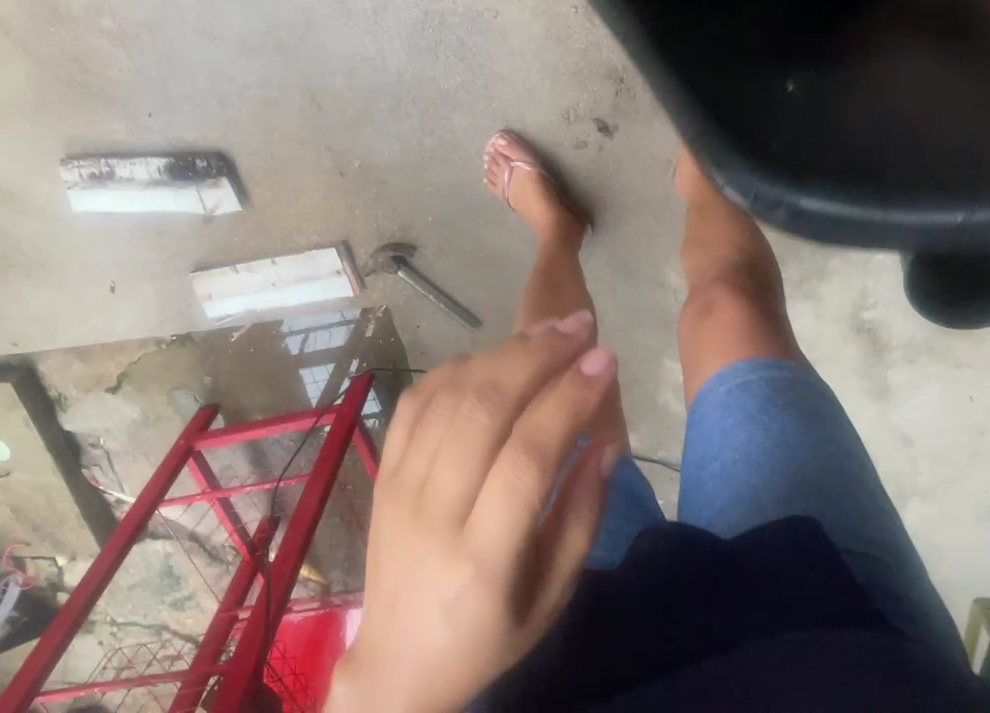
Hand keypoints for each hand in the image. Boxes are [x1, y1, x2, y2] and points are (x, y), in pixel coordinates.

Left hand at [328, 310, 620, 712]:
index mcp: (482, 558)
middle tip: (582, 326)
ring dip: (503, 351)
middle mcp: (433, 512)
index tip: (606, 360)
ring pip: (449, 395)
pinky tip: (496, 355)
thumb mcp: (551, 599)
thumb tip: (604, 441)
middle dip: (539, 356)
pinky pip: (417, 400)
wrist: (397, 663)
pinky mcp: (383, 471)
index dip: (569, 399)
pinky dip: (459, 366)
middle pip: (484, 409)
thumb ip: (581, 517)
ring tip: (549, 330)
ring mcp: (399, 486)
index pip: (527, 456)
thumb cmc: (488, 637)